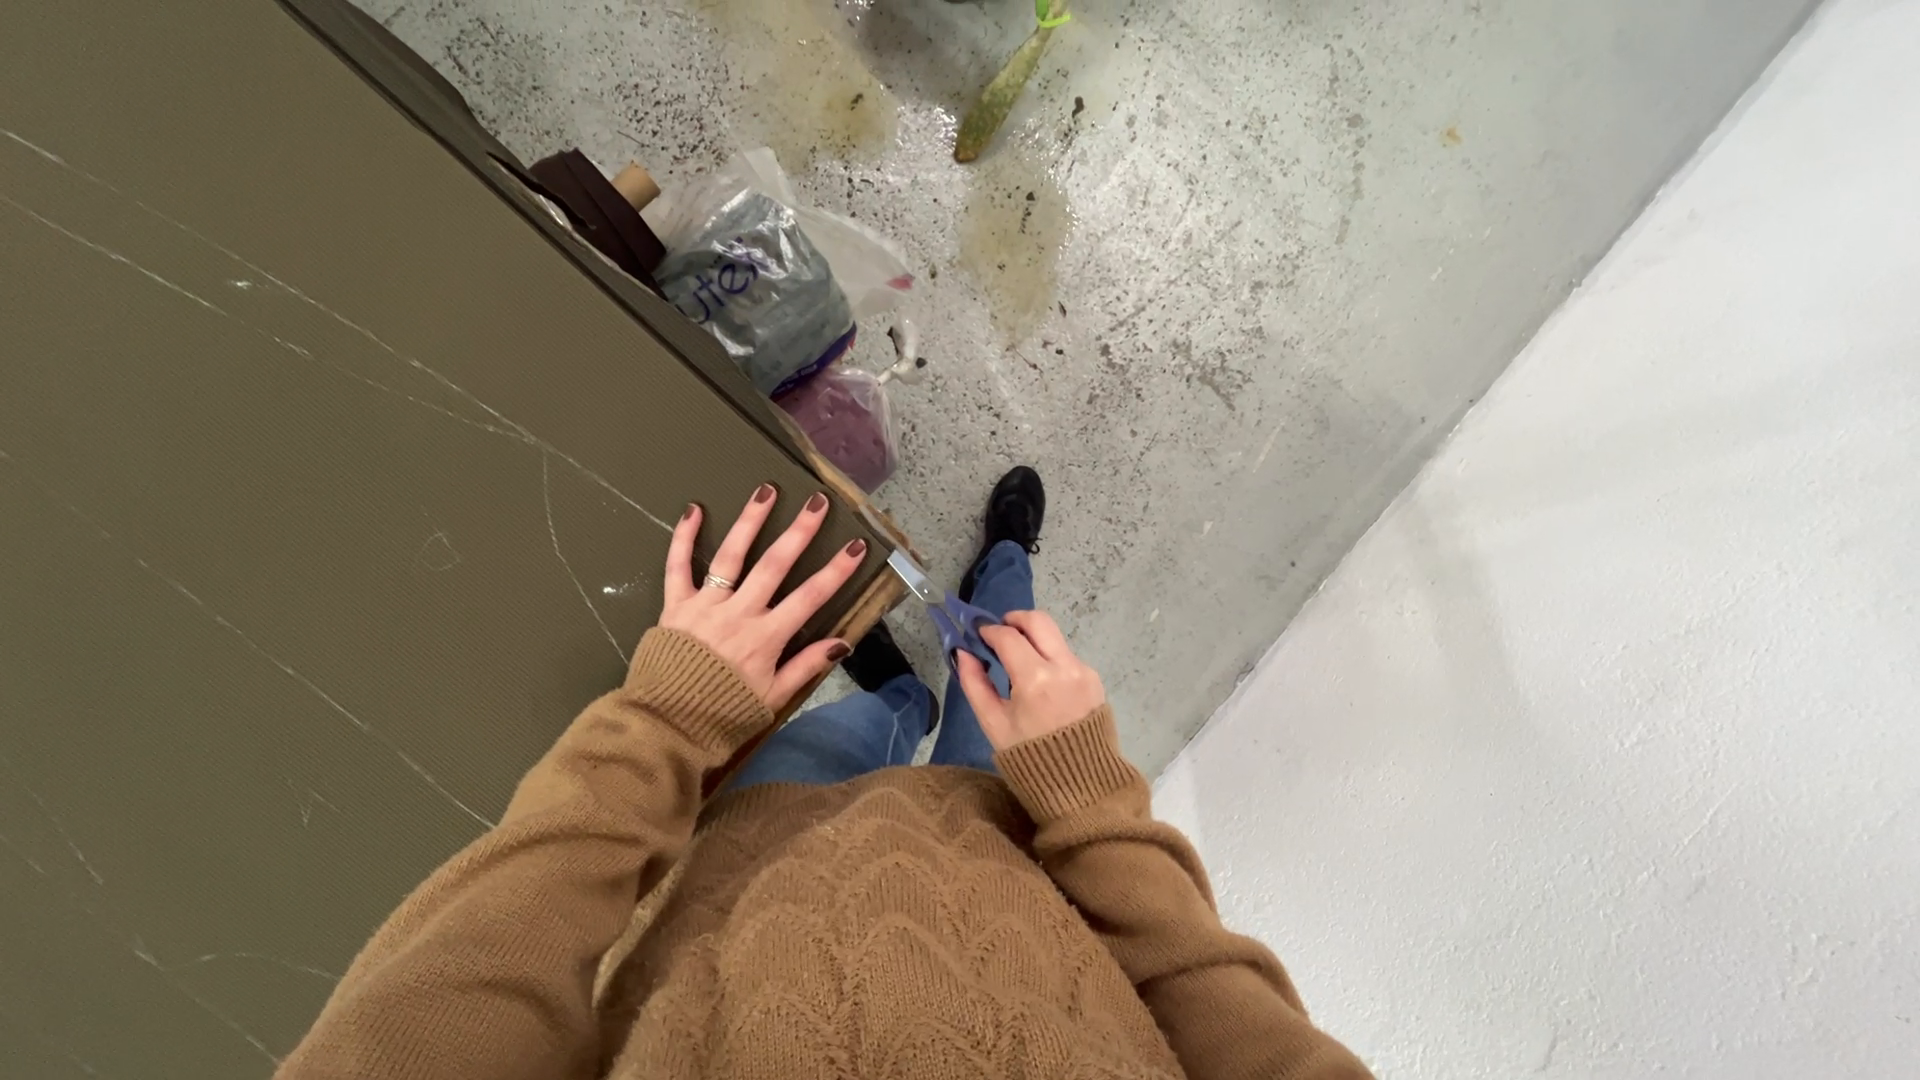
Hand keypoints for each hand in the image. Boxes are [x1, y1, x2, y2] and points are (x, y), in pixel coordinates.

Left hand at [657, 483, 868, 706]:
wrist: (666, 725)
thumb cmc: (724, 713)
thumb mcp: (773, 697)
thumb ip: (806, 666)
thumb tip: (843, 642)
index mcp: (766, 637)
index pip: (810, 597)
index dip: (836, 571)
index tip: (856, 546)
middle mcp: (738, 613)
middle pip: (774, 565)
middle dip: (799, 531)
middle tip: (817, 502)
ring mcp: (705, 605)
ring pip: (731, 555)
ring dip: (750, 520)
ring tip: (766, 490)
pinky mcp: (674, 605)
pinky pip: (677, 566)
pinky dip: (684, 537)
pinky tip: (693, 509)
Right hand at [954, 611, 1106, 750]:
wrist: (1079, 782)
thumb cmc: (1029, 756)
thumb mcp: (993, 723)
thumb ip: (974, 683)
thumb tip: (963, 652)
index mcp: (1035, 679)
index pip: (1008, 636)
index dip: (990, 630)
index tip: (979, 633)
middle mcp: (1064, 667)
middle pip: (1039, 620)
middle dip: (1015, 619)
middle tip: (1000, 630)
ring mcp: (1083, 671)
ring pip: (1055, 636)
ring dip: (1033, 638)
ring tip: (1018, 657)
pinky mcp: (1094, 678)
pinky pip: (1067, 655)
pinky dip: (1049, 657)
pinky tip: (1040, 679)